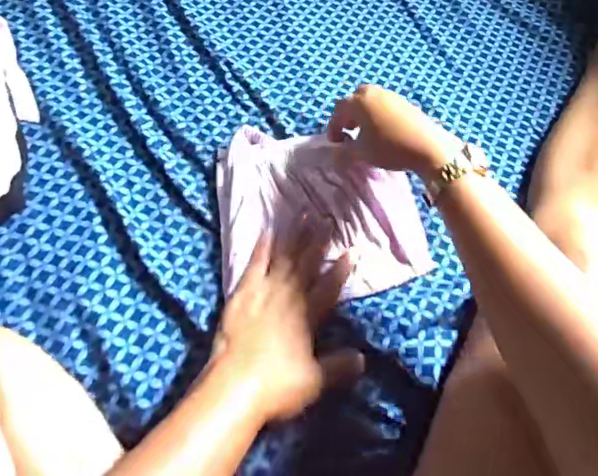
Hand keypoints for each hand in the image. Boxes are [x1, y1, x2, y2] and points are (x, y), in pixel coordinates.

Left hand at [209, 218, 362, 423]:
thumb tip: (363, 358)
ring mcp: (266, 289)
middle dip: (319, 240)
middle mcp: (290, 295)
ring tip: (303, 212)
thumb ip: (338, 366)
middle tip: (327, 217)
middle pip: (307, 262)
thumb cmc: (277, 385)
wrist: (235, 385)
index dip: (341, 268)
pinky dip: (262, 246)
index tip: (351, 249)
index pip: (329, 285)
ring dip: (295, 234)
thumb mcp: (314, 380)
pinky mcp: (243, 290)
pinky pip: (256, 262)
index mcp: (309, 313)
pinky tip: (267, 230)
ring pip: (284, 255)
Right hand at [326, 85, 461, 173]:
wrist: (428, 145)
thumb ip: (344, 149)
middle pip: (354, 99)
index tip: (335, 143)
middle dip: (349, 115)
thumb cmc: (390, 147)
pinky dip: (377, 113)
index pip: (338, 110)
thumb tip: (337, 147)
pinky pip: (383, 103)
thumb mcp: (361, 152)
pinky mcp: (403, 100)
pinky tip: (384, 129)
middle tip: (349, 132)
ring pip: (370, 100)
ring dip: (363, 113)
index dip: (333, 126)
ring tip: (366, 132)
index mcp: (359, 101)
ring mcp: (390, 94)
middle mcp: (373, 92)